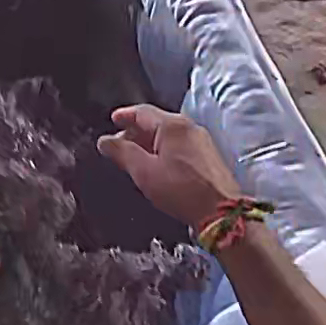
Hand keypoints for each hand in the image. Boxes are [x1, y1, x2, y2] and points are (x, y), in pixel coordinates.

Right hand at [96, 104, 242, 226]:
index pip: (142, 112)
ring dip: (148, 143)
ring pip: (167, 135)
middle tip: (118, 145)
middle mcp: (189, 128)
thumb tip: (105, 141)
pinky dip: (162, 150)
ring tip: (134, 158)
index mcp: (173, 126)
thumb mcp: (143, 171)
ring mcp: (200, 142)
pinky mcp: (206, 157)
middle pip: (155, 122)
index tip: (114, 120)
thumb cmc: (183, 191)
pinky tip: (155, 166)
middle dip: (134, 132)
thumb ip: (121, 152)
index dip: (124, 116)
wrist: (220, 212)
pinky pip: (179, 145)